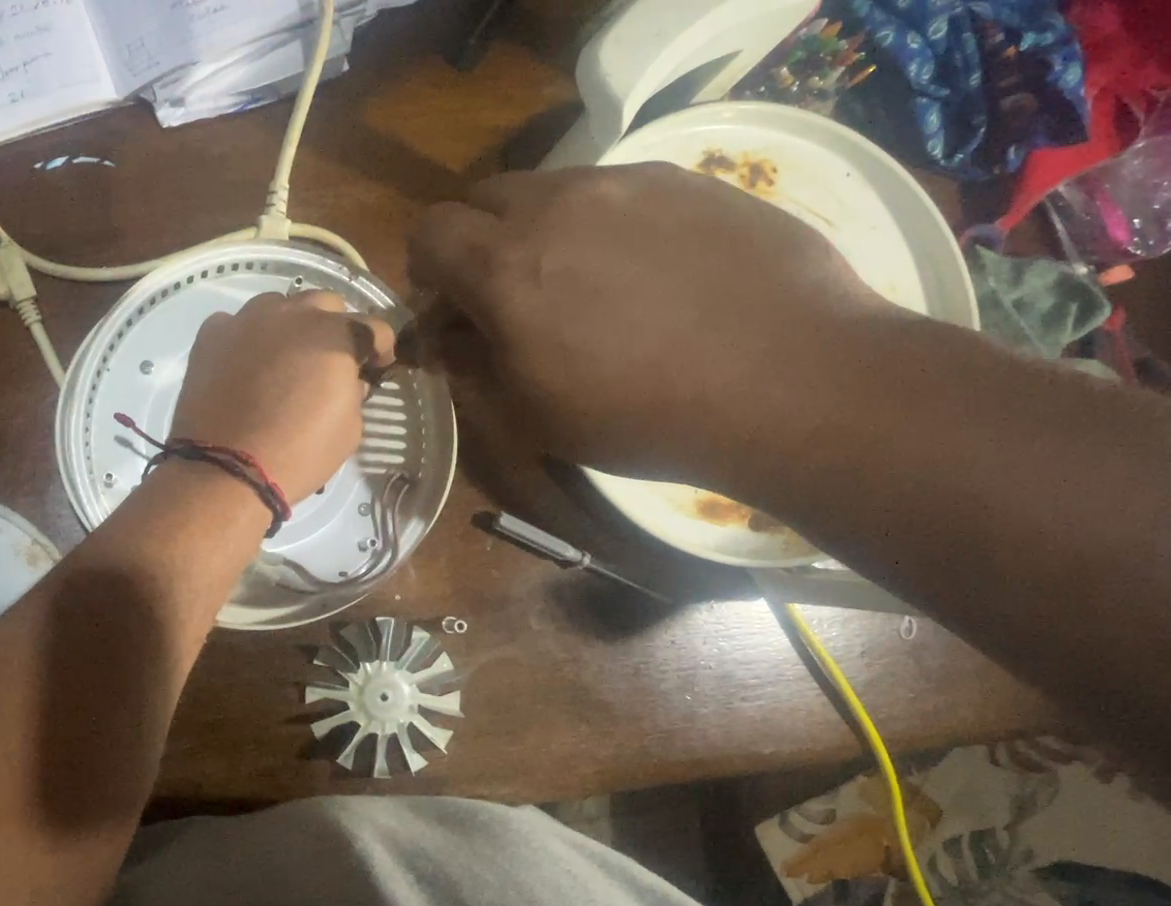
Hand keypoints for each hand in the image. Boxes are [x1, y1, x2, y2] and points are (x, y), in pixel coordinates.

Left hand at [168, 290, 393, 504]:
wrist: (226, 469)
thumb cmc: (298, 453)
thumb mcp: (348, 431)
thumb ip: (354, 394)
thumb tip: (351, 381)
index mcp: (335, 336)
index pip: (372, 327)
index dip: (380, 346)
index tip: (378, 365)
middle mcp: (292, 315)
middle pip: (324, 305)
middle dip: (334, 328)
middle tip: (330, 360)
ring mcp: (247, 320)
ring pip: (278, 306)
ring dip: (289, 326)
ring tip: (285, 357)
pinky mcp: (212, 335)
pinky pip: (236, 324)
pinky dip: (246, 339)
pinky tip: (244, 364)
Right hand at [409, 164, 896, 480]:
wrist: (788, 382)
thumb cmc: (639, 415)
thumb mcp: (528, 417)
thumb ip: (468, 370)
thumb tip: (446, 342)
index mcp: (504, 267)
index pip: (429, 232)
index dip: (425, 270)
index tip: (451, 309)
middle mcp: (557, 205)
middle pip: (483, 197)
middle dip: (477, 242)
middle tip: (509, 295)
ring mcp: (627, 183)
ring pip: (552, 189)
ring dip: (542, 230)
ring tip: (587, 287)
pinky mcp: (687, 180)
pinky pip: (617, 190)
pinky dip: (607, 225)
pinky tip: (648, 276)